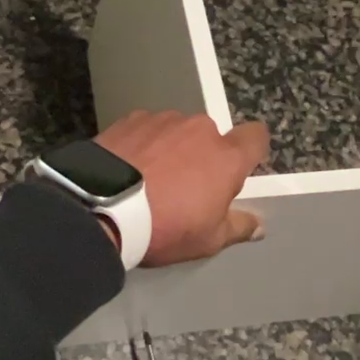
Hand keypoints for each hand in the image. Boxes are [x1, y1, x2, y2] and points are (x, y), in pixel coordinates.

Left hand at [94, 111, 269, 266]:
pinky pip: (144, 131)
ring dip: (169, 148)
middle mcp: (198, 129)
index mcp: (226, 156)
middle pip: (209, 137)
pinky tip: (127, 168)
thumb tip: (258, 226)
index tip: (238, 168)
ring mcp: (162, 120)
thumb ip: (237, 227)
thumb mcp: (207, 240)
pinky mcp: (129, 120)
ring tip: (148, 179)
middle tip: (182, 187)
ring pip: (175, 132)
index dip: (250, 150)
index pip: (255, 136)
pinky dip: (141, 145)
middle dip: (201, 156)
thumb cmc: (165, 227)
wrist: (101, 209)